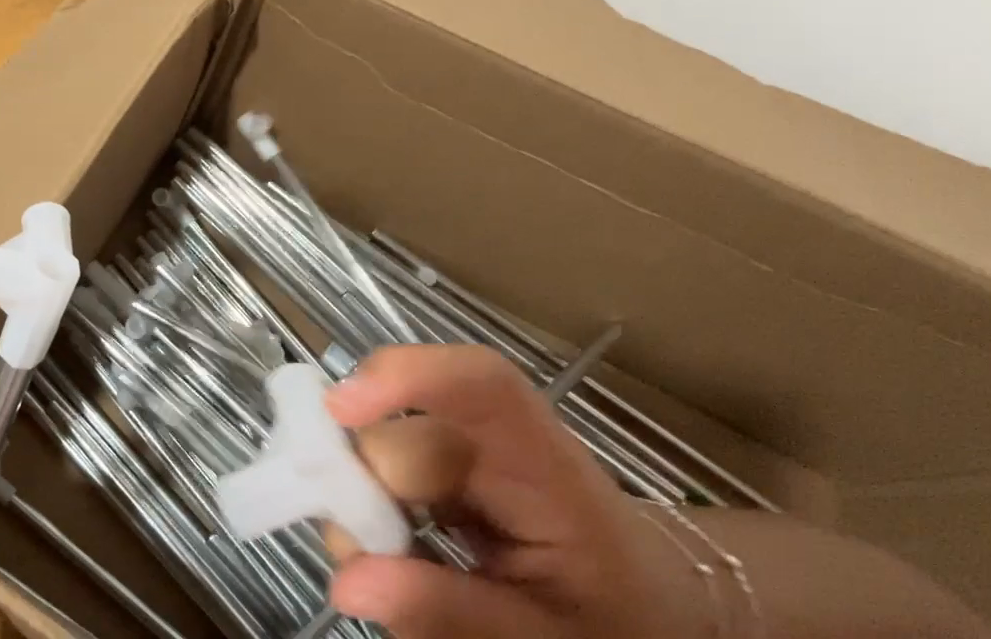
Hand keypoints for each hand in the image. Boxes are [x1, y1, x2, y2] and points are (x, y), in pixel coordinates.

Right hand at [321, 344, 713, 638]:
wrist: (653, 612)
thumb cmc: (621, 625)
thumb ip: (453, 616)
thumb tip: (345, 582)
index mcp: (547, 471)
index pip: (482, 385)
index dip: (406, 375)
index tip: (337, 411)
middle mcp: (496, 443)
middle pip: (402, 437)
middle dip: (363, 498)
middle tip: (368, 568)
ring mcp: (464, 452)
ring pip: (377, 457)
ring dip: (364, 516)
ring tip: (394, 575)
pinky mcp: (443, 469)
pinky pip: (381, 476)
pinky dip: (372, 518)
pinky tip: (398, 559)